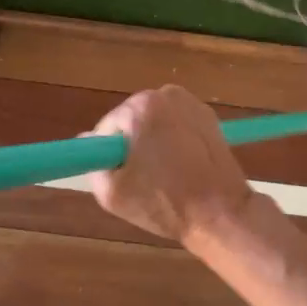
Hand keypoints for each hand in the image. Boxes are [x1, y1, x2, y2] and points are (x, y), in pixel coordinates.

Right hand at [88, 85, 254, 244]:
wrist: (219, 212)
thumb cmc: (163, 202)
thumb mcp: (112, 193)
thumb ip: (92, 164)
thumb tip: (87, 141)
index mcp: (139, 107)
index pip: (108, 127)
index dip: (108, 153)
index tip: (119, 175)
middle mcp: (164, 94)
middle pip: (132, 119)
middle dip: (132, 144)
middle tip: (142, 179)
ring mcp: (189, 101)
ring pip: (154, 121)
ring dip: (153, 140)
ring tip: (165, 174)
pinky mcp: (207, 113)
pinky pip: (176, 122)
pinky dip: (174, 138)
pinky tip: (182, 164)